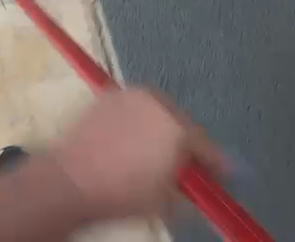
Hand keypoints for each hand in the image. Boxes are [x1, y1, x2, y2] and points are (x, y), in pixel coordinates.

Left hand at [43, 86, 223, 221]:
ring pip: (157, 111)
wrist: (74, 176)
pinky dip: (136, 120)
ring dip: (160, 128)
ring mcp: (131, 94)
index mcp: (178, 129)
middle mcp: (157, 103)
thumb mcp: (167, 201)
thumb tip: (195, 185)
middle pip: (181, 123)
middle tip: (182, 166)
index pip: (207, 147)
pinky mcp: (109, 94)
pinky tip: (128, 140)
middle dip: (184, 143)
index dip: (215, 165)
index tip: (220, 176)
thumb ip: (189, 189)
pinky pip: (132, 106)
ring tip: (152, 153)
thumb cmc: (123, 193)